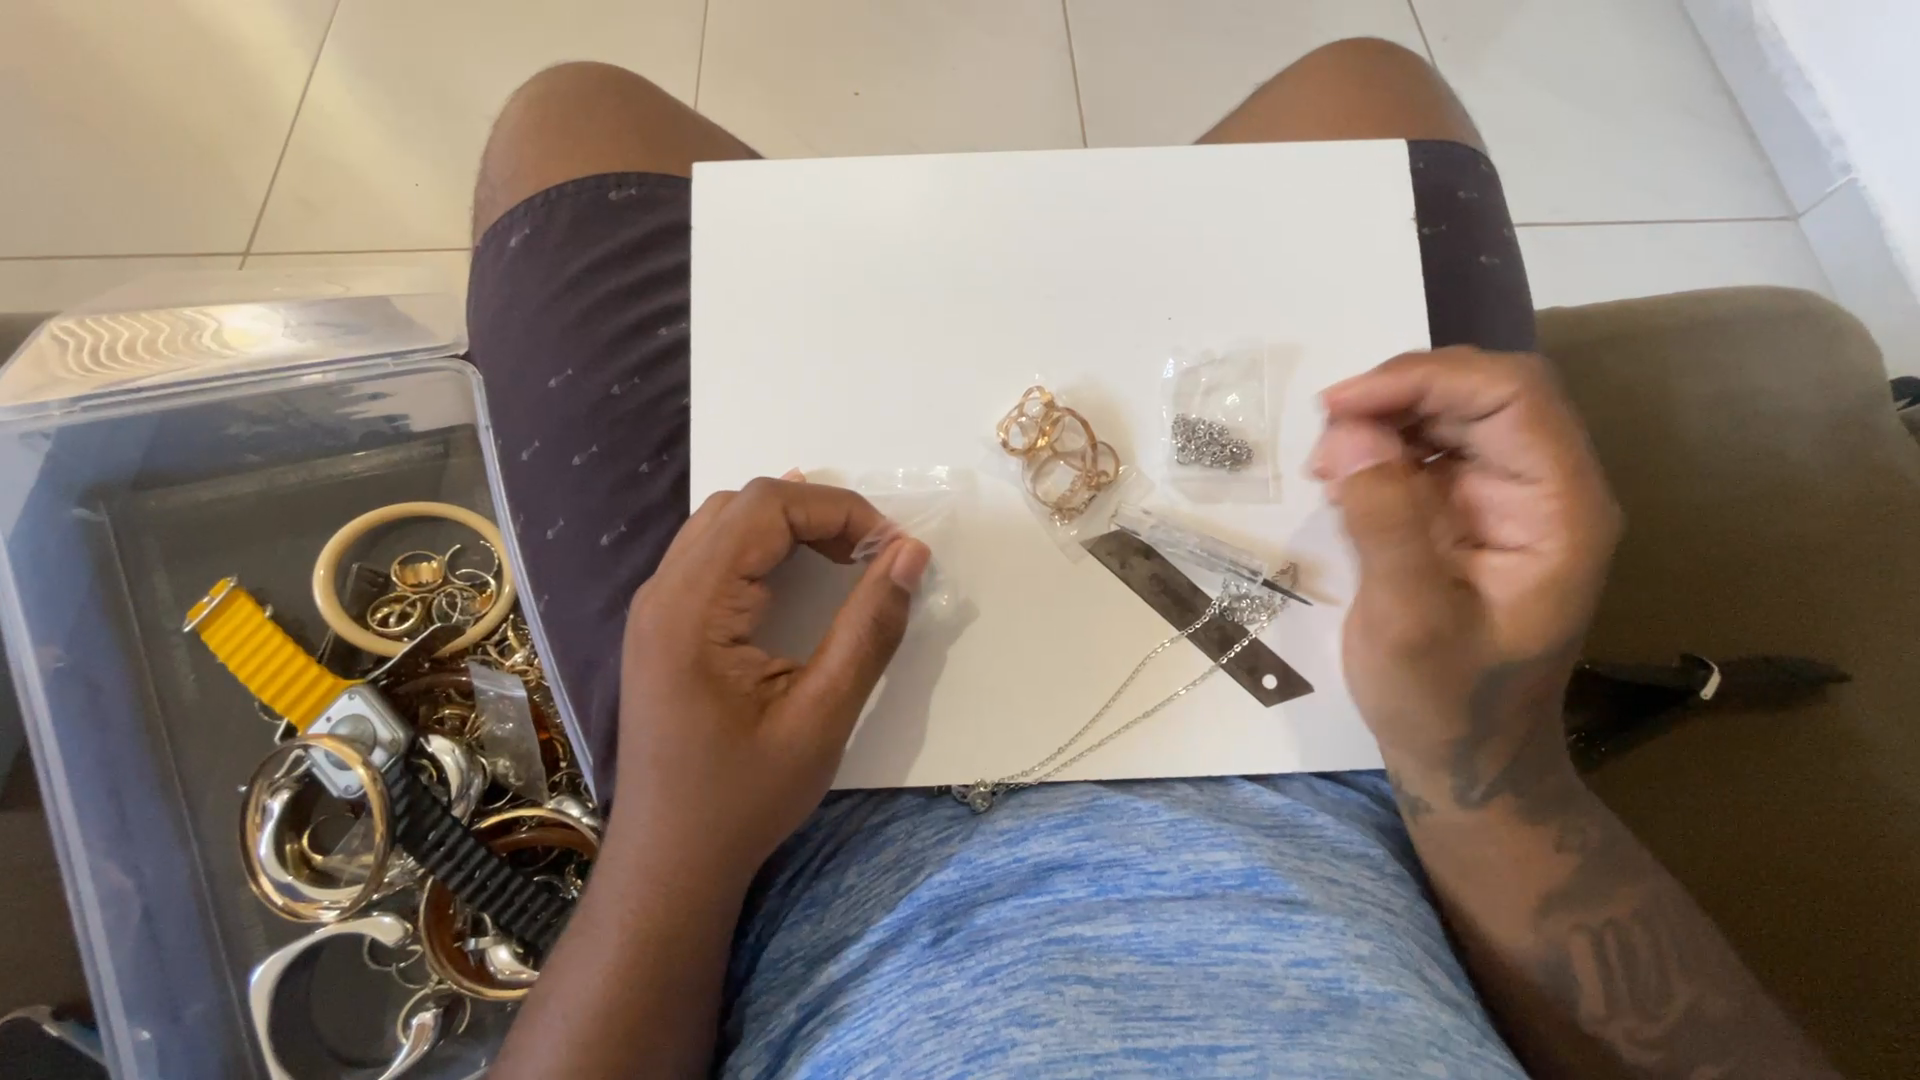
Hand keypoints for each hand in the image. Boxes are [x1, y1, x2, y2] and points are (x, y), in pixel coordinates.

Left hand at [613, 475, 929, 883]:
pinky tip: (794, 563)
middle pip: (743, 504)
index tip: (893, 549)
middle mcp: (663, 592)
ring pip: (724, 521)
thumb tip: (910, 555)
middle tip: (874, 553)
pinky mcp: (662, 625)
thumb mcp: (823, 717)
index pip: (767, 508)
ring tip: (846, 554)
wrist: (669, 860)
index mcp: (693, 609)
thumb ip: (869, 629)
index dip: (840, 511)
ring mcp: (655, 607)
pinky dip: (762, 545)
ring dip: (790, 524)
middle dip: (818, 512)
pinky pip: (711, 553)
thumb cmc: (743, 799)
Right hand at [1311, 348, 1619, 788]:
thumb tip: (1346, 436)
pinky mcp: (1463, 513)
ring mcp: (1503, 499)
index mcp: (1559, 509)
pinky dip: (1375, 450)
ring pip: (1448, 414)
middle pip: (1482, 392)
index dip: (1423, 379)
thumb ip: (1385, 525)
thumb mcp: (1409, 622)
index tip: (1337, 407)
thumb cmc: (1445, 701)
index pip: (1511, 396)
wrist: (1460, 754)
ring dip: (1381, 421)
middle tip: (1324, 437)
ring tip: (1324, 467)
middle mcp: (1542, 489)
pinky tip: (1339, 483)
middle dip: (1397, 396)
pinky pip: (1423, 452)